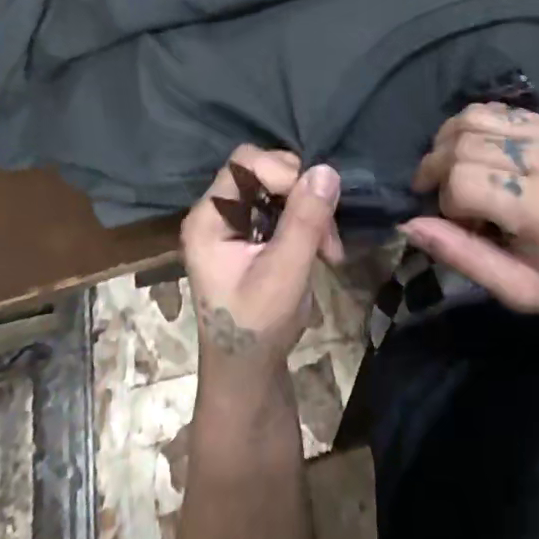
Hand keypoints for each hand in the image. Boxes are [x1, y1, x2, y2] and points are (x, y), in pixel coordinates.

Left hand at [181, 146, 342, 379]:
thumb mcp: (284, 273)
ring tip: (329, 249)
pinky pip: (281, 210)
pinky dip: (305, 223)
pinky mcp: (251, 237)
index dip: (284, 173)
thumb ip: (304, 221)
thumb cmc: (257, 327)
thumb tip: (326, 170)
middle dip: (301, 194)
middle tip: (328, 233)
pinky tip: (320, 250)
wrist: (247, 374)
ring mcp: (233, 225)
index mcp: (209, 217)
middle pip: (262, 172)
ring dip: (309, 211)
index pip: (245, 164)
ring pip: (277, 190)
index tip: (317, 204)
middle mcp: (216, 213)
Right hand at [403, 104, 538, 324]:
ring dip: (447, 142)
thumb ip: (461, 256)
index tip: (459, 224)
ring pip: (473, 116)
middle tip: (445, 198)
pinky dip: (471, 127)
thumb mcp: (520, 292)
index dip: (446, 201)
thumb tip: (408, 224)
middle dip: (438, 169)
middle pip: (463, 143)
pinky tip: (475, 153)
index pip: (464, 180)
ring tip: (451, 170)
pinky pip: (495, 110)